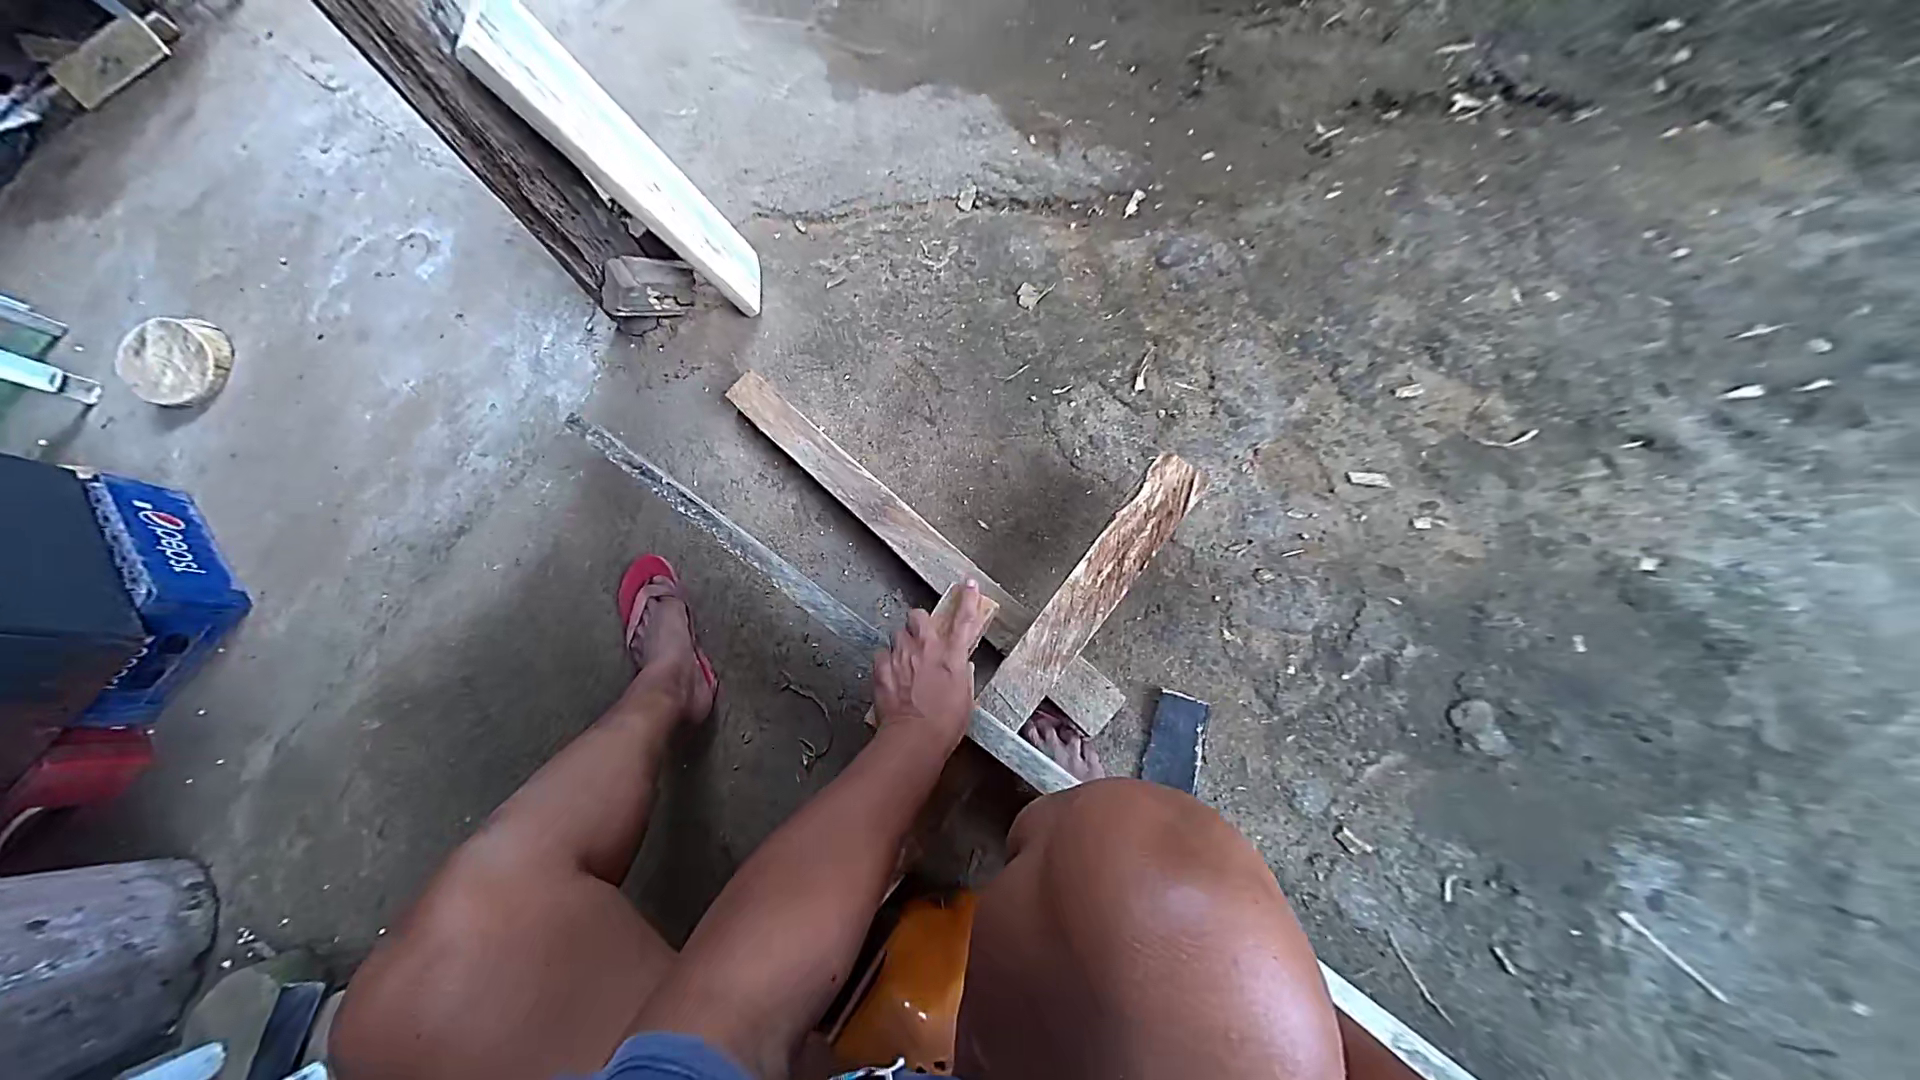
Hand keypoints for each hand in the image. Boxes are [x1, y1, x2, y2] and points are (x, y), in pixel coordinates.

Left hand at [871, 582, 993, 749]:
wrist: (914, 738)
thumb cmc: (945, 724)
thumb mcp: (965, 698)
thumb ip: (961, 675)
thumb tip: (960, 667)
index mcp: (952, 655)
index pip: (964, 619)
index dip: (969, 599)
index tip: (970, 585)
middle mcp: (926, 648)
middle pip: (919, 616)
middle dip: (920, 623)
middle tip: (922, 638)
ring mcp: (901, 655)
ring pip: (898, 635)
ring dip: (902, 644)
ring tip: (906, 664)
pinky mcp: (882, 668)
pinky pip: (882, 655)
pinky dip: (886, 662)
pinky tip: (892, 676)